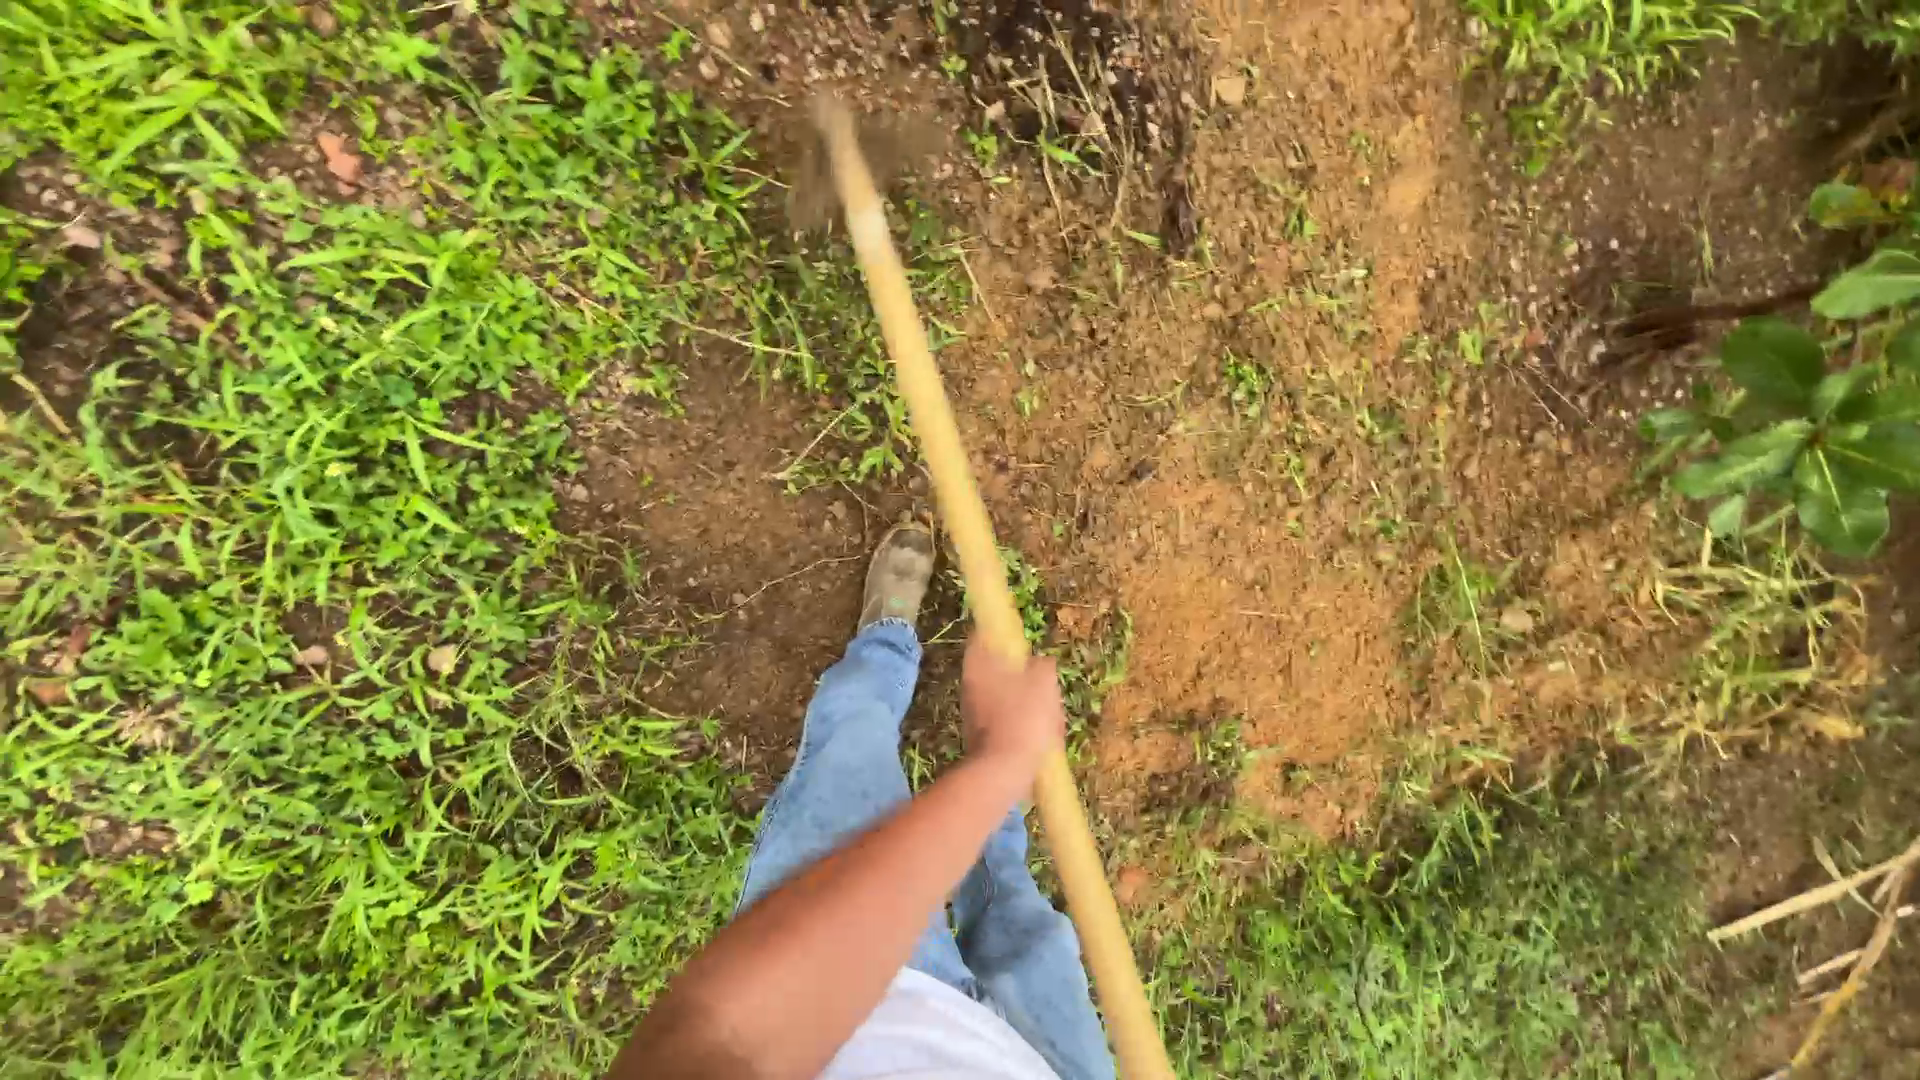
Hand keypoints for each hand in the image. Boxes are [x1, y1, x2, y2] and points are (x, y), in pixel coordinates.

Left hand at [959, 640, 1065, 780]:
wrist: (1004, 770)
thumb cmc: (1023, 717)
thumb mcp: (1043, 682)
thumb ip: (1042, 665)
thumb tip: (1040, 661)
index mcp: (979, 664)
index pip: (983, 635)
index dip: (1003, 635)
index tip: (1024, 643)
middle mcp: (970, 684)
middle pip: (1000, 670)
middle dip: (1027, 678)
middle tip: (1047, 689)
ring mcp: (974, 711)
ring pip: (1008, 698)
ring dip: (1031, 705)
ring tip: (1053, 719)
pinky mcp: (982, 735)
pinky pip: (1008, 721)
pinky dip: (1026, 726)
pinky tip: (1046, 738)